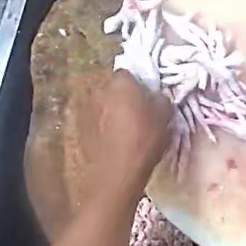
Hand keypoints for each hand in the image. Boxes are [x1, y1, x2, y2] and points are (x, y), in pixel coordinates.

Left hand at [85, 72, 171, 200]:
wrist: (117, 170)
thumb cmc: (144, 138)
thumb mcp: (165, 115)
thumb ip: (160, 99)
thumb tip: (155, 97)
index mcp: (120, 82)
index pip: (129, 74)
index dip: (138, 85)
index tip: (147, 98)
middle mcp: (99, 90)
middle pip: (113, 88)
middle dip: (123, 97)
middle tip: (138, 112)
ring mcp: (86, 109)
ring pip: (103, 105)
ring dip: (112, 111)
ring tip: (126, 129)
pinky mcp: (80, 128)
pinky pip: (96, 120)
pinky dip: (104, 126)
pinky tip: (115, 140)